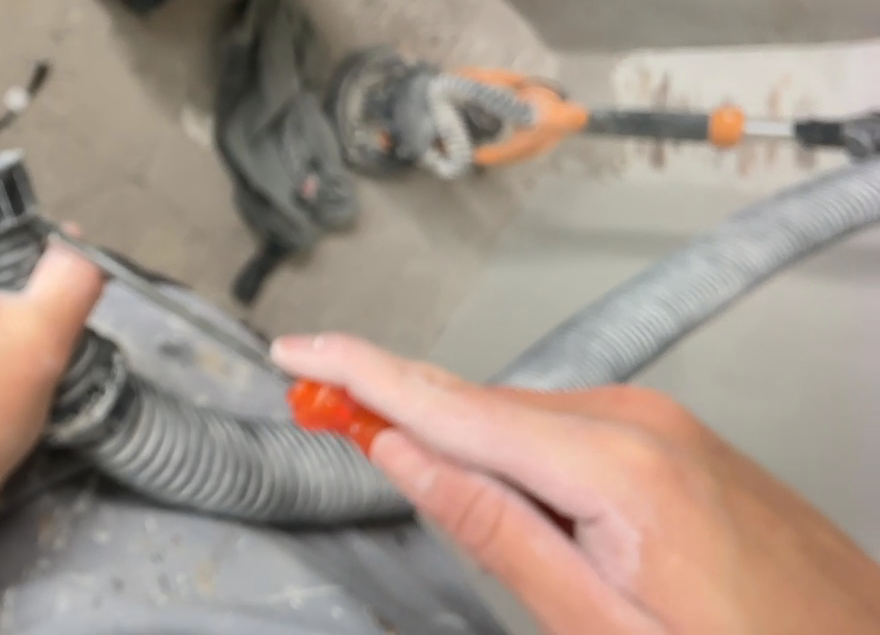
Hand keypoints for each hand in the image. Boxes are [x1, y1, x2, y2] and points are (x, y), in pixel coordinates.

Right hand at [272, 334, 879, 634]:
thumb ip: (490, 526)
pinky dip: (505, 448)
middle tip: (321, 408)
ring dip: (456, 441)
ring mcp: (658, 421)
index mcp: (617, 466)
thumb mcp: (605, 632)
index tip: (290, 352)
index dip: (353, 370)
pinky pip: (551, 426)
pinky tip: (515, 495)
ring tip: (451, 500)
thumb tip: (396, 447)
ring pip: (507, 415)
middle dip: (390, 404)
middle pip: (469, 400)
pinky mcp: (668, 435)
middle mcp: (634, 419)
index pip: (443, 400)